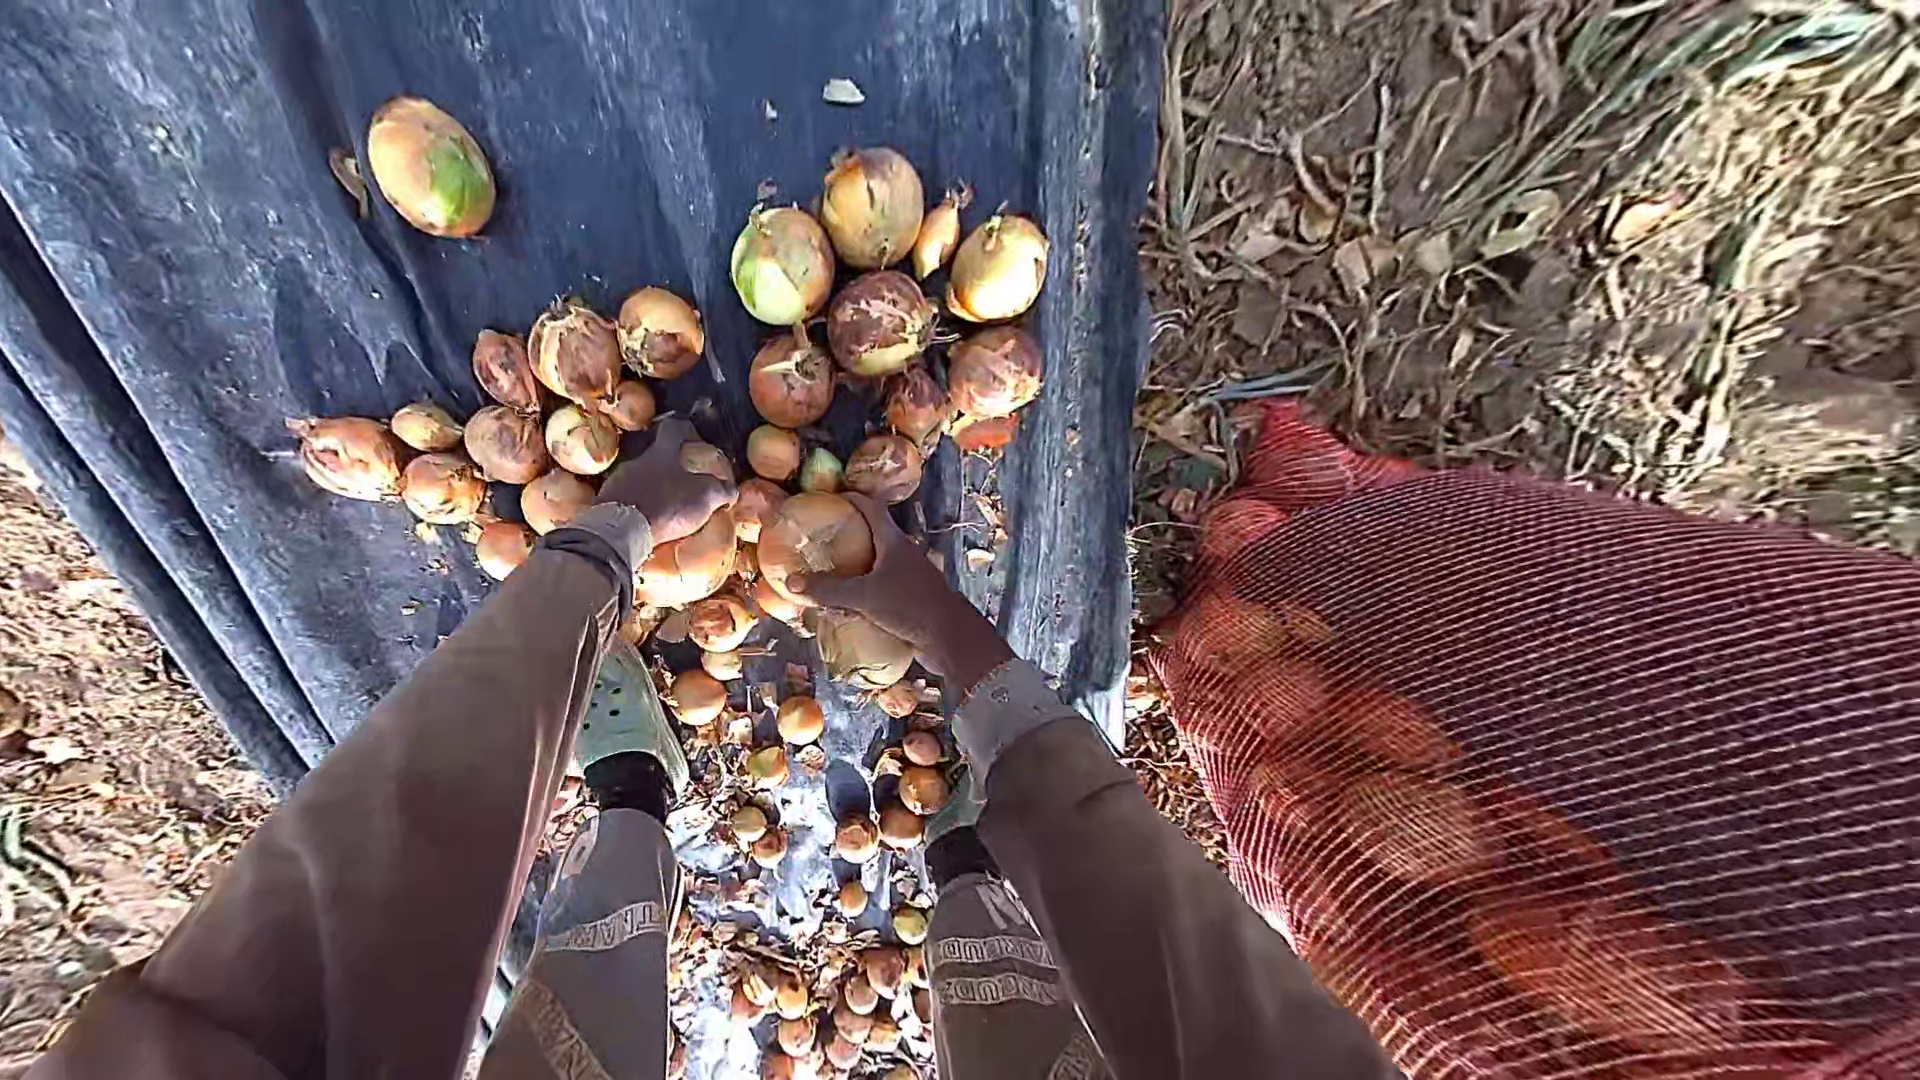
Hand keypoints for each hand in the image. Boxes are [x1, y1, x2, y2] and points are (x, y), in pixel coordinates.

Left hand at [596, 418, 735, 543]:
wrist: (621, 531)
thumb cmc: (667, 506)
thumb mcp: (706, 497)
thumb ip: (722, 489)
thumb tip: (731, 489)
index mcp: (662, 454)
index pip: (673, 429)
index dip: (685, 428)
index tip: (693, 434)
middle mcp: (636, 462)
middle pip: (656, 457)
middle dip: (670, 468)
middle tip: (685, 482)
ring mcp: (618, 482)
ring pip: (640, 479)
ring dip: (654, 489)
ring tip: (668, 508)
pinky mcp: (606, 503)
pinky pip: (628, 500)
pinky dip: (640, 508)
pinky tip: (650, 522)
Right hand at [792, 493, 1012, 693]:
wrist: (949, 637)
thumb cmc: (910, 606)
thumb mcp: (864, 596)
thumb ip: (828, 590)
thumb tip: (790, 582)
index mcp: (895, 543)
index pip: (873, 508)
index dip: (853, 498)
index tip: (832, 497)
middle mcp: (906, 554)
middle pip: (876, 534)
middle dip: (852, 533)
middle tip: (825, 538)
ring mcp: (912, 576)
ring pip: (881, 562)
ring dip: (860, 563)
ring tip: (834, 570)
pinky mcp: (913, 598)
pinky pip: (885, 586)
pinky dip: (868, 587)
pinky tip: (852, 602)